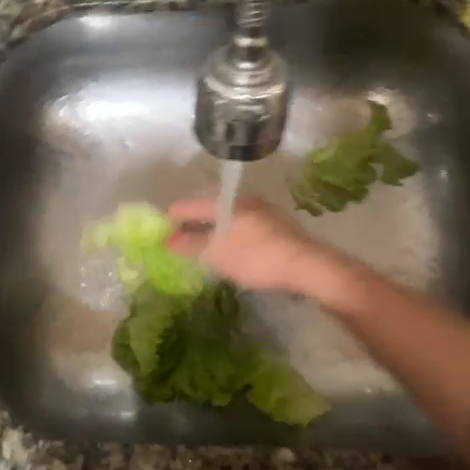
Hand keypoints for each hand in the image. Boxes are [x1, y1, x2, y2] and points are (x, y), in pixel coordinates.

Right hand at [166, 196, 375, 316]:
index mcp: (227, 202)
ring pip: (226, 219)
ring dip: (210, 233)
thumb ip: (190, 245)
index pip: (188, 205)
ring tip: (200, 252)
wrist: (310, 268)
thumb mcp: (218, 254)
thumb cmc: (258, 257)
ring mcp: (262, 212)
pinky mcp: (276, 227)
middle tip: (178, 245)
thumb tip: (166, 240)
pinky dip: (228, 238)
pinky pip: (241, 228)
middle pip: (207, 209)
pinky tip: (228, 254)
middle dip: (191, 226)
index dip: (171, 220)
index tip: (160, 236)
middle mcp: (244, 201)